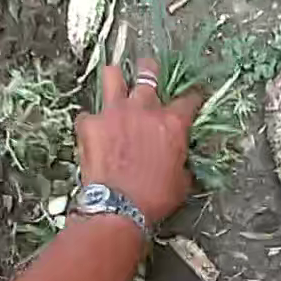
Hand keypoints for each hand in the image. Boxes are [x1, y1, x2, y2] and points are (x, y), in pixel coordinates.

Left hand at [74, 57, 203, 224]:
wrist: (118, 208)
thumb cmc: (154, 200)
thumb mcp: (180, 184)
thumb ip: (181, 164)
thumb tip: (181, 164)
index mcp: (172, 124)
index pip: (188, 100)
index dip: (192, 99)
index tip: (192, 101)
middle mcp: (144, 109)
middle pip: (148, 72)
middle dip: (150, 72)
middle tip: (148, 78)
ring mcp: (114, 112)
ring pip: (112, 75)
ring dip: (116, 80)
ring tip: (116, 88)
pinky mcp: (90, 124)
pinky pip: (88, 114)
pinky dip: (92, 122)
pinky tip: (94, 133)